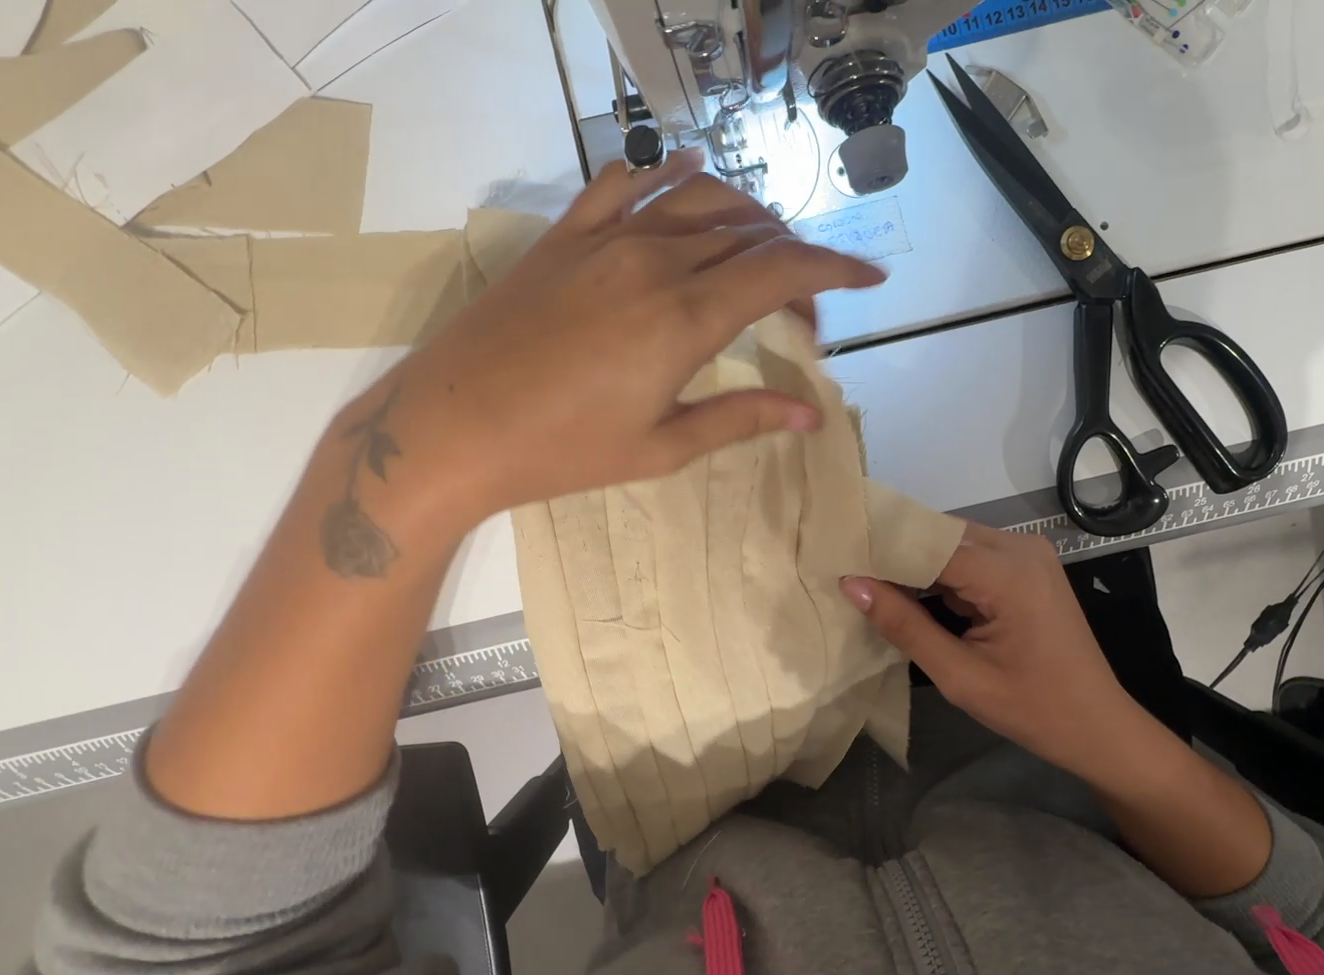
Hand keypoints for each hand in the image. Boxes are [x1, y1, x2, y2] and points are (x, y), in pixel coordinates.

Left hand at [338, 152, 886, 539]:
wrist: (452, 427)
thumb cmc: (562, 451)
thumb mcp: (661, 447)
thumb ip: (741, 418)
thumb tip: (810, 414)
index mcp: (685, 316)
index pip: (783, 270)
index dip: (836, 270)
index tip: (871, 279)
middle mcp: (654, 259)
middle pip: (751, 235)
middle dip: (796, 266)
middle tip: (804, 316)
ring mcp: (605, 239)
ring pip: (700, 198)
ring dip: (748, 217)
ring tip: (763, 253)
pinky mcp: (564, 236)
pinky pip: (627, 183)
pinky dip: (669, 174)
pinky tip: (689, 175)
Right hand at [840, 524, 1144, 780]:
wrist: (1098, 725)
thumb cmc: (1033, 709)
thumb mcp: (960, 675)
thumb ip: (904, 626)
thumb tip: (851, 584)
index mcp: (1009, 573)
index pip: (928, 543)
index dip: (879, 550)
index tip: (834, 558)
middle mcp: (1021, 548)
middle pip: (940, 534)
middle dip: (894, 552)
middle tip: (845, 570)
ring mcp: (1028, 554)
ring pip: (953, 542)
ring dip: (915, 563)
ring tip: (866, 582)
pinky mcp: (1028, 567)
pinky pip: (972, 557)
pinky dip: (940, 573)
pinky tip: (907, 592)